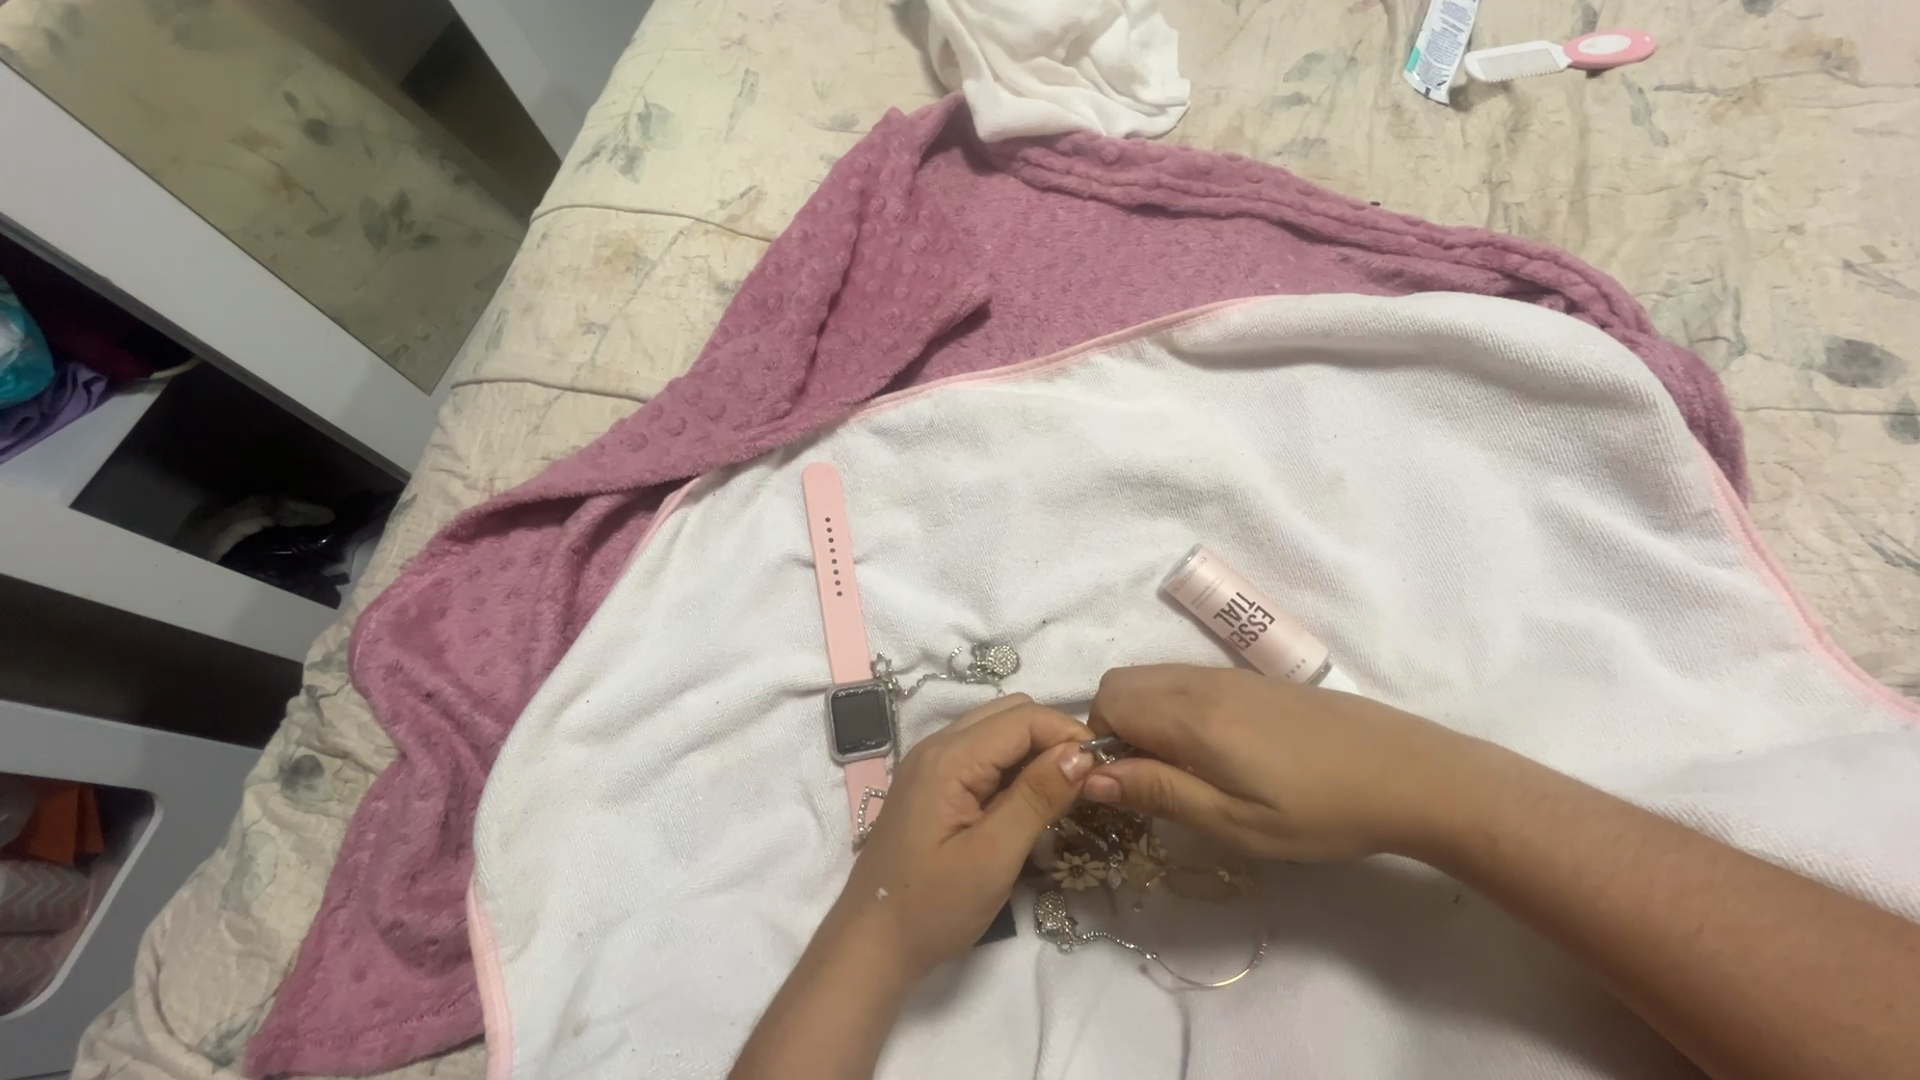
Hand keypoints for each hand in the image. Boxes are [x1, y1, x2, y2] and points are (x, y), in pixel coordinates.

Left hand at [824, 694, 1093, 979]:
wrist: (872, 943)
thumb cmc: (932, 906)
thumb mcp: (992, 857)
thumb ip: (1036, 798)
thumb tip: (1081, 754)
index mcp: (949, 758)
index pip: (1023, 717)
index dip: (1067, 734)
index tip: (1102, 771)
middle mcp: (937, 746)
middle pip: (1010, 713)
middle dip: (1053, 737)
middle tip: (1084, 782)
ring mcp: (932, 763)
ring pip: (998, 730)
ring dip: (1034, 750)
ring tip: (1063, 792)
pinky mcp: (934, 783)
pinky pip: (983, 754)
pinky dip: (1013, 765)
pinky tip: (1029, 800)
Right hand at [1086, 665, 1487, 860]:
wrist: (1410, 774)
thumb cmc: (1321, 812)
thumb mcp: (1237, 823)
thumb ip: (1161, 793)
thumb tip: (1092, 777)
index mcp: (1193, 718)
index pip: (1106, 705)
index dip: (1097, 746)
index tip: (1124, 788)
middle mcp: (1201, 683)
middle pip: (1119, 683)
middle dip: (1111, 726)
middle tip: (1145, 778)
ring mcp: (1227, 676)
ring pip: (1150, 677)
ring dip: (1139, 715)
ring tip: (1177, 767)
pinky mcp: (1249, 679)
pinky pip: (1181, 679)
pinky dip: (1168, 706)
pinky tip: (1210, 749)